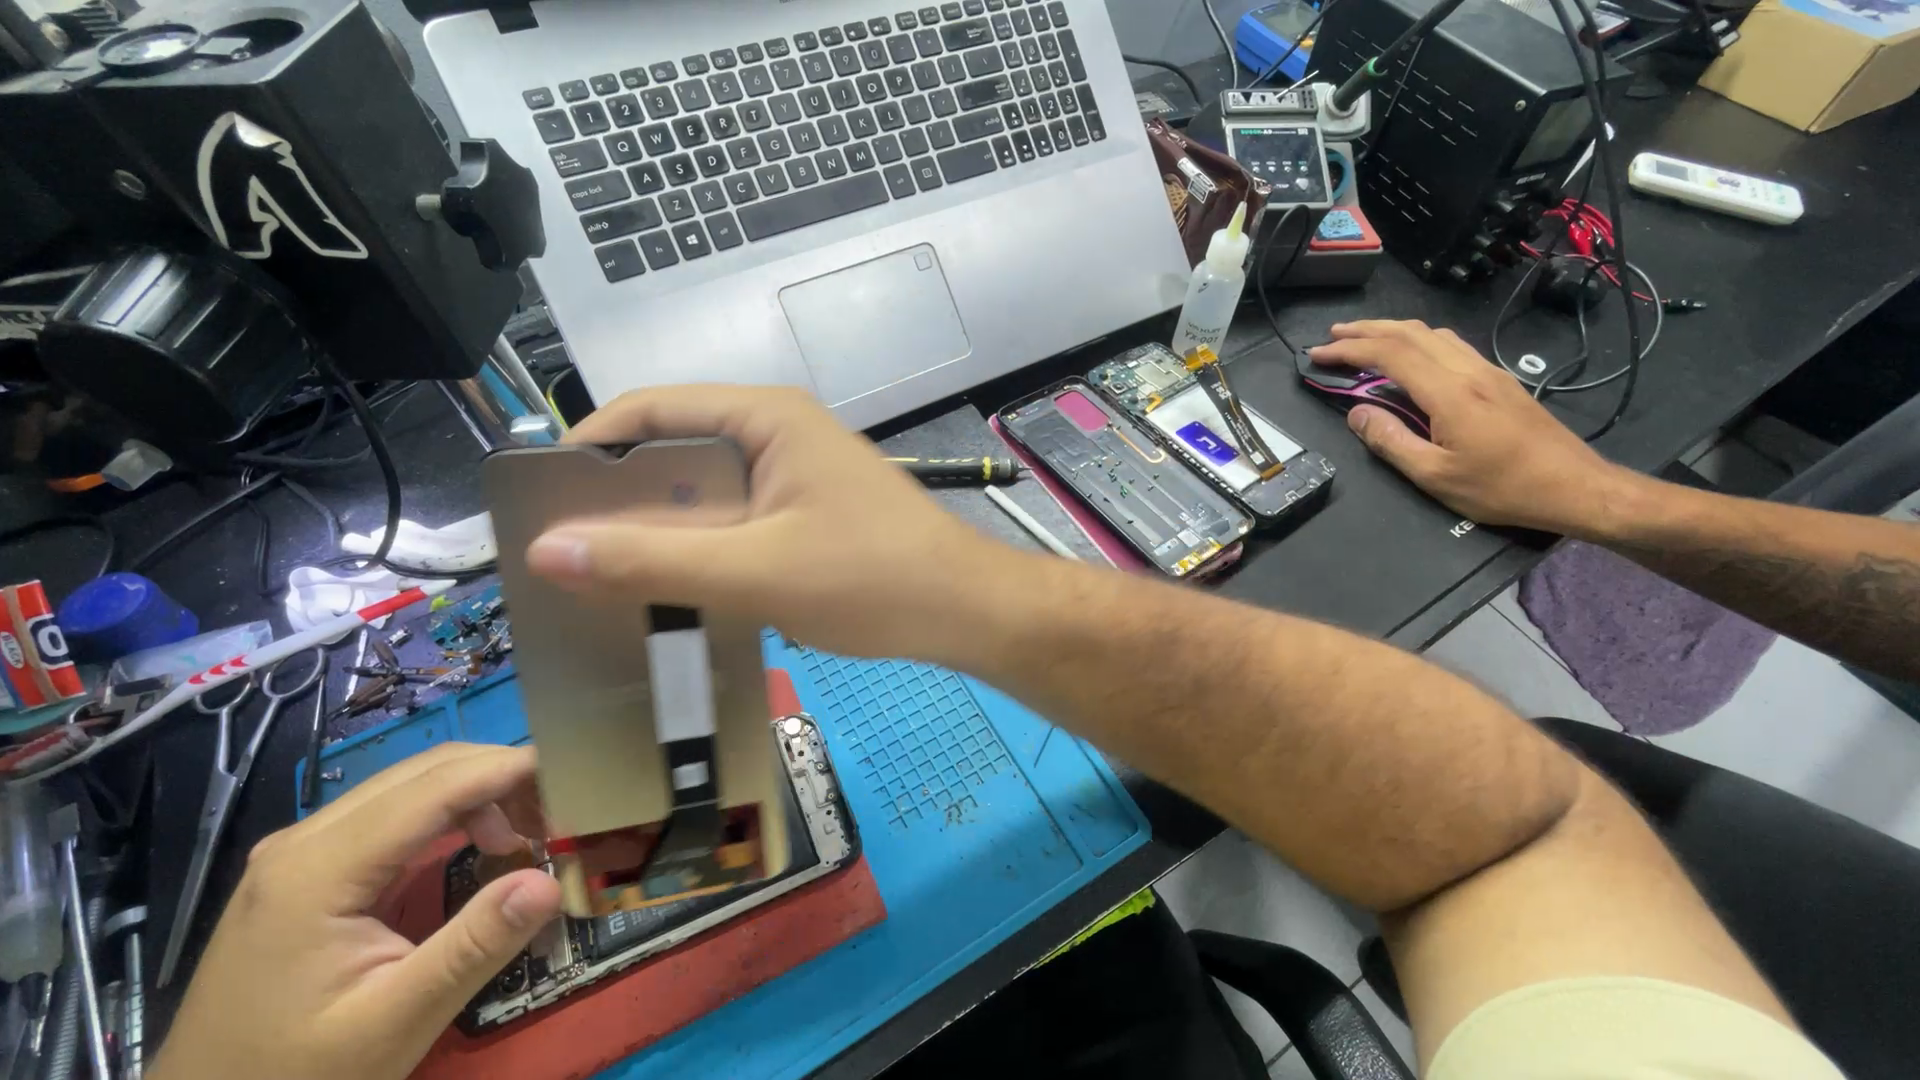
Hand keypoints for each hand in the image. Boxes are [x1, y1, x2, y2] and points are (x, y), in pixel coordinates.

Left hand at [151, 744, 562, 1079]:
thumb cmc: (296, 1077)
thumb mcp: (396, 1022)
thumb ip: (474, 947)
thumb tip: (551, 880)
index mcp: (318, 868)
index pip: (434, 787)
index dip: (509, 769)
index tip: (576, 771)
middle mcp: (304, 841)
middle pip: (424, 772)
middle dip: (502, 776)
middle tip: (565, 808)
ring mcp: (300, 852)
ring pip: (410, 786)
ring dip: (480, 792)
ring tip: (533, 831)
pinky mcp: (307, 869)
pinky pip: (392, 815)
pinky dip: (451, 814)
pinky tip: (484, 843)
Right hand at [523, 385, 1014, 659]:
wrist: (967, 612)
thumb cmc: (871, 580)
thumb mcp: (754, 571)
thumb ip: (651, 561)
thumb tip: (545, 551)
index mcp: (765, 417)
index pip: (649, 410)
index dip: (586, 449)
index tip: (538, 503)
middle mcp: (777, 432)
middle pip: (672, 452)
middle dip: (617, 501)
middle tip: (563, 554)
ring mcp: (796, 474)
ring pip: (702, 494)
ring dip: (657, 532)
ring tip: (602, 580)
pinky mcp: (808, 513)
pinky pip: (733, 522)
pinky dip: (699, 550)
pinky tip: (671, 591)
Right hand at [1308, 320, 1638, 533]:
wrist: (1575, 487)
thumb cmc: (1501, 489)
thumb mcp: (1434, 476)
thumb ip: (1391, 441)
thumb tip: (1357, 414)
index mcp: (1450, 393)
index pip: (1390, 354)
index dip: (1349, 349)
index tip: (1319, 355)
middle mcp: (1469, 371)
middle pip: (1411, 333)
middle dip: (1366, 330)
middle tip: (1332, 336)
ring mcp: (1488, 372)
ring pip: (1433, 334)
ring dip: (1392, 331)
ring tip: (1362, 340)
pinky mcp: (1500, 380)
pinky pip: (1450, 346)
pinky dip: (1417, 341)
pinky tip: (1408, 355)